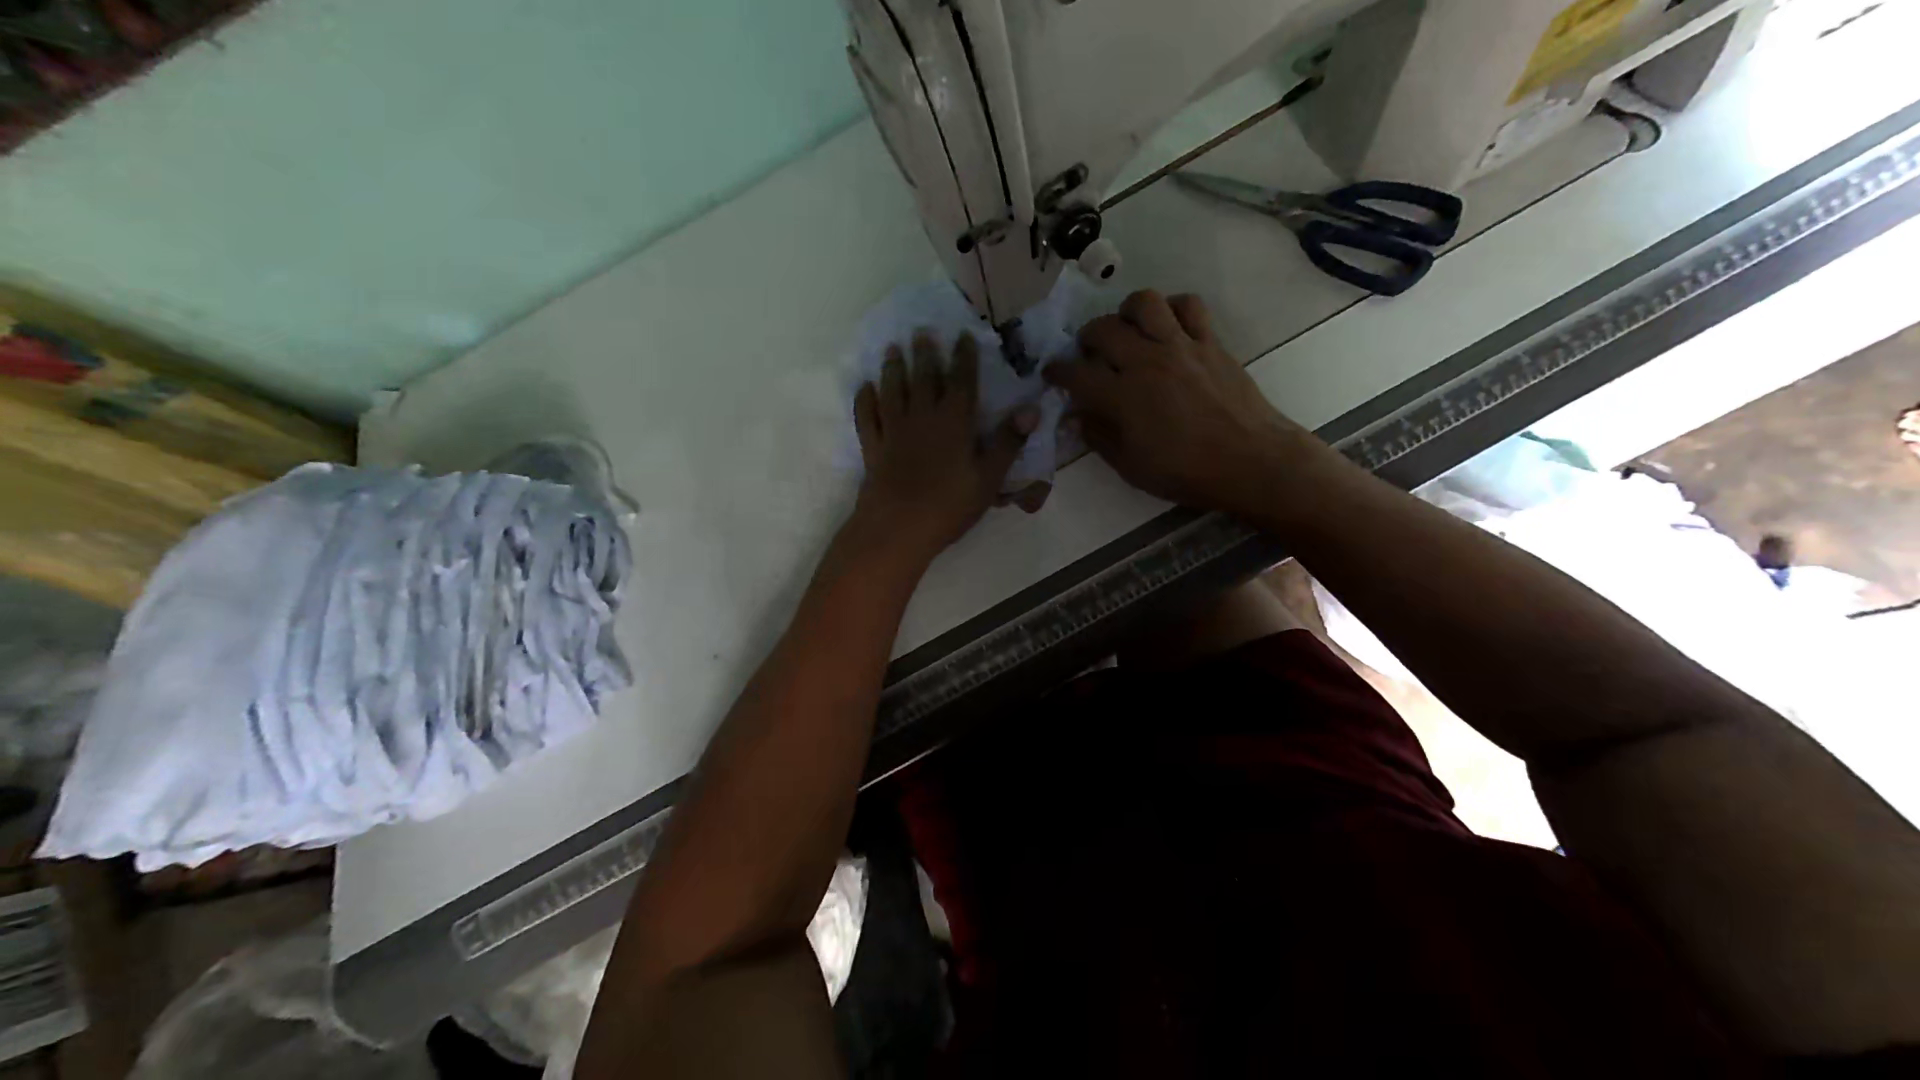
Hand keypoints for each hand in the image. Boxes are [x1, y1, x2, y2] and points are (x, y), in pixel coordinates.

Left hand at [853, 331, 1038, 560]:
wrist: (897, 528)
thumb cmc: (949, 506)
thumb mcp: (988, 478)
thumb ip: (1008, 442)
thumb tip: (1031, 408)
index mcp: (954, 422)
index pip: (961, 381)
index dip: (964, 358)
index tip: (963, 336)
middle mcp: (922, 417)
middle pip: (923, 378)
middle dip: (924, 353)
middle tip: (920, 331)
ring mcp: (893, 431)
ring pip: (892, 391)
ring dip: (892, 369)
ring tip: (892, 349)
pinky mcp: (873, 448)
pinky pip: (866, 417)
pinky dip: (864, 400)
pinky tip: (864, 388)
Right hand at [1044, 290, 1324, 514]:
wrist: (1250, 461)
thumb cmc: (1186, 472)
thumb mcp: (1130, 466)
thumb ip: (1099, 436)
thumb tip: (1078, 415)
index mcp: (1122, 396)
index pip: (1076, 374)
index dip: (1057, 372)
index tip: (1051, 373)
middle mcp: (1146, 361)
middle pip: (1102, 329)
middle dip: (1086, 338)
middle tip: (1089, 353)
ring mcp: (1181, 346)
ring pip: (1144, 303)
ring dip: (1127, 312)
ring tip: (1128, 330)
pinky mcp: (1210, 342)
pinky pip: (1189, 305)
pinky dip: (1173, 308)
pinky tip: (1168, 326)